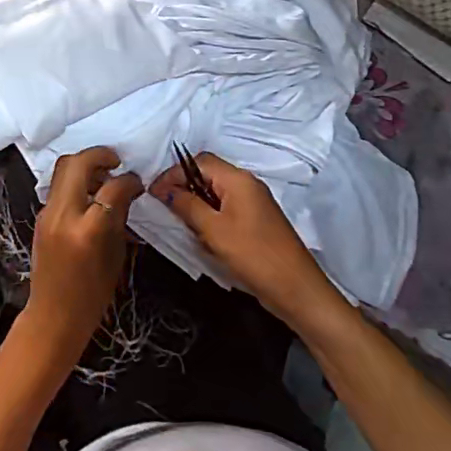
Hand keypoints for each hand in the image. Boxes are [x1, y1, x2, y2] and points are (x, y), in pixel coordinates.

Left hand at [24, 148, 141, 354]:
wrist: (54, 315)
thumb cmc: (92, 295)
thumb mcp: (115, 256)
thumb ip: (119, 219)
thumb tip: (127, 191)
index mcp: (87, 230)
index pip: (111, 188)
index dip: (129, 181)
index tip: (137, 183)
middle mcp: (63, 215)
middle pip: (76, 164)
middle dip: (98, 155)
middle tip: (115, 162)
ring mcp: (47, 214)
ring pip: (62, 170)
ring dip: (84, 166)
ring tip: (103, 177)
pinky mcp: (40, 217)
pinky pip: (58, 188)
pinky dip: (74, 182)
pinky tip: (89, 195)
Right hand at [151, 153, 337, 321]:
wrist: (296, 289)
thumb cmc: (253, 255)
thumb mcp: (213, 229)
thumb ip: (186, 205)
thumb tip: (165, 189)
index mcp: (238, 179)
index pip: (198, 161)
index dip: (173, 173)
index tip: (154, 193)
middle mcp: (247, 184)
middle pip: (207, 174)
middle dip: (184, 188)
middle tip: (165, 208)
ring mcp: (255, 203)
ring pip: (216, 192)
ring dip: (196, 204)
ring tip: (182, 223)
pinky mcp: (257, 221)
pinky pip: (226, 208)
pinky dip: (210, 216)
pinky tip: (203, 235)